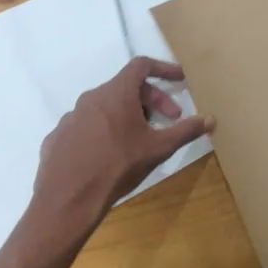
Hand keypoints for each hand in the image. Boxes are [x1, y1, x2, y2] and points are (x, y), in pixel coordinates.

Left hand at [27, 57, 214, 240]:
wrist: (67, 202)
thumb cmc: (117, 167)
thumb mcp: (159, 148)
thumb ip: (186, 130)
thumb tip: (211, 119)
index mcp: (116, 93)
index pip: (141, 65)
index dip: (163, 69)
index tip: (180, 79)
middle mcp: (90, 98)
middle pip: (126, 87)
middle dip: (151, 100)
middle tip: (168, 119)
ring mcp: (70, 118)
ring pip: (104, 107)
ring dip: (126, 115)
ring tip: (138, 138)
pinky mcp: (56, 138)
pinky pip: (85, 125)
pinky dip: (102, 131)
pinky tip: (109, 154)